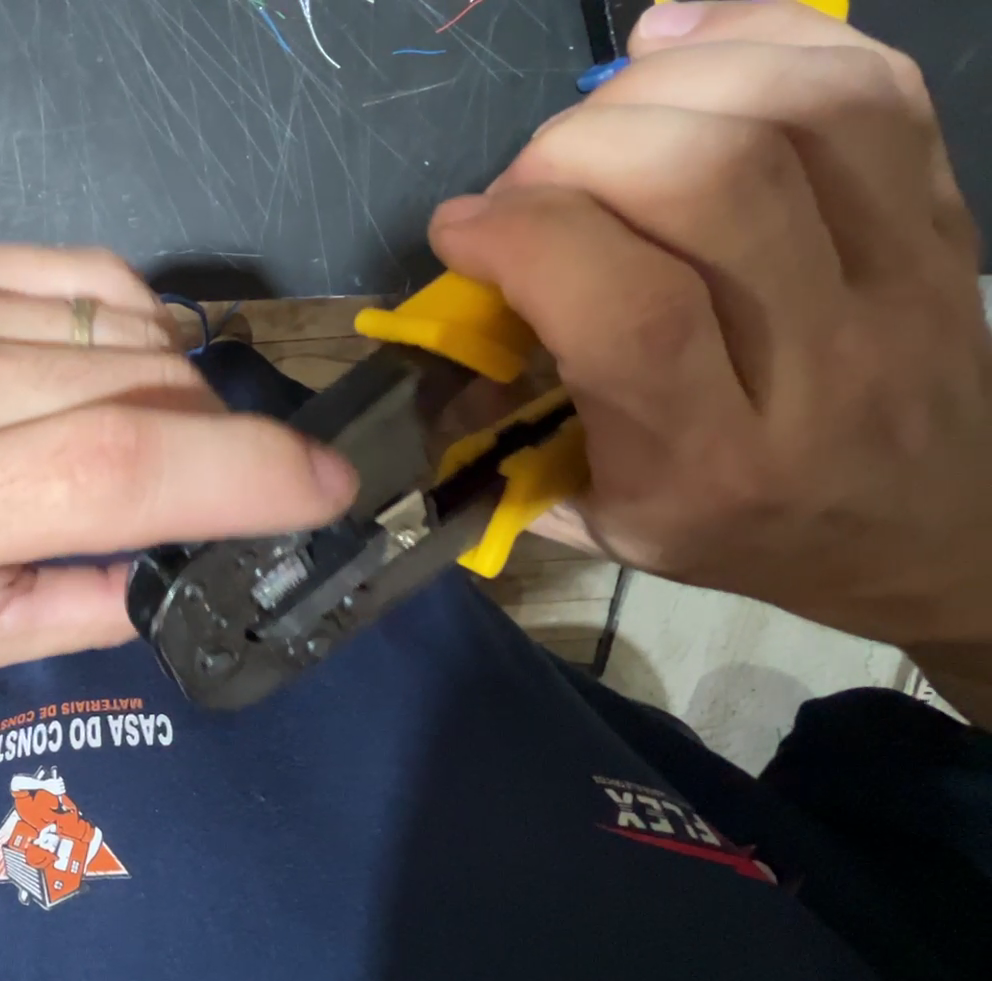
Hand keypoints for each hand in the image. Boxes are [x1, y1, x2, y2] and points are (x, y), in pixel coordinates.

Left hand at [0, 246, 356, 667]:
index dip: (243, 472)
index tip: (326, 487)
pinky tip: (105, 375)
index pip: (114, 465)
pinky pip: (97, 281)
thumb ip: (107, 605)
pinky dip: (135, 332)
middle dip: (220, 439)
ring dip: (176, 393)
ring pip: (130, 334)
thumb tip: (211, 548)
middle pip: (141, 388)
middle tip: (218, 482)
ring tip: (137, 440)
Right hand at [429, 1, 991, 649]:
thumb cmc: (726, 533)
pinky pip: (866, 83)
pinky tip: (668, 47)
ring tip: (583, 126)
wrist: (921, 530)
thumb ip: (503, 451)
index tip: (457, 228)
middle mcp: (817, 361)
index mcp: (704, 457)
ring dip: (654, 91)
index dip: (526, 240)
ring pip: (791, 116)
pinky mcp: (946, 214)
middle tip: (518, 184)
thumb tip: (436, 340)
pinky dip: (757, 38)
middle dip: (575, 153)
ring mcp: (902, 274)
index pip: (628, 313)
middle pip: (710, 187)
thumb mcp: (594, 526)